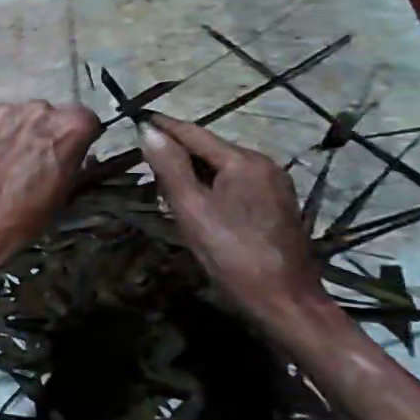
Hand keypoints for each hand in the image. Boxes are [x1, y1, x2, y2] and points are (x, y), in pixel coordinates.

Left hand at [0, 101, 100, 275]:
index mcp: (70, 125)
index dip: (76, 136)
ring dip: (14, 130)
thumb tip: (67, 148)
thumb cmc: (28, 212)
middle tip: (32, 158)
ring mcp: (2, 110)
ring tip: (4, 159)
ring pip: (15, 115)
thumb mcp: (66, 188)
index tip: (68, 150)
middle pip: (47, 114)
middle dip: (43, 130)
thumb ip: (70, 156)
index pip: (84, 119)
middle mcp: (38, 109)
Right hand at [138, 114, 326, 323]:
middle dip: (176, 152)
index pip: (194, 133)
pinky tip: (194, 203)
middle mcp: (264, 164)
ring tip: (162, 184)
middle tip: (141, 161)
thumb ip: (169, 167)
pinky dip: (210, 185)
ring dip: (192, 171)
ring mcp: (274, 184)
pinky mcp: (277, 204)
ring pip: (221, 166)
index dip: (162, 126)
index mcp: (244, 161)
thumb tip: (147, 130)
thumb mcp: (191, 209)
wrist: (284, 301)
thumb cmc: (231, 254)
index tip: (134, 117)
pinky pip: (234, 183)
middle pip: (209, 149)